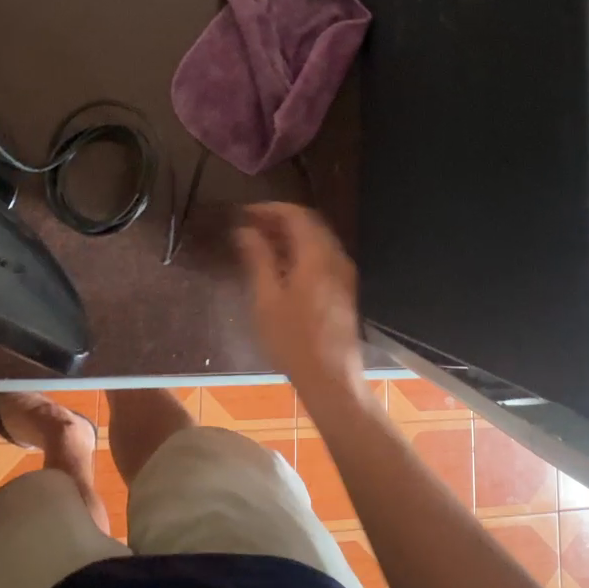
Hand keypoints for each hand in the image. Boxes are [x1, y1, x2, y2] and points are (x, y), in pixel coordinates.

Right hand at [235, 202, 369, 410]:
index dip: (269, 209)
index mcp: (317, 255)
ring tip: (261, 243)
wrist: (331, 379)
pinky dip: (301, 251)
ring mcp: (344, 273)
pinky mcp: (344, 289)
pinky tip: (280, 265)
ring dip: (290, 235)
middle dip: (279, 219)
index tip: (244, 213)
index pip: (296, 215)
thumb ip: (257, 258)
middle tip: (251, 225)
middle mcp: (336, 257)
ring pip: (317, 240)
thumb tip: (246, 230)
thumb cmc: (293, 340)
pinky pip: (322, 256)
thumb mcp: (266, 298)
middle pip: (309, 224)